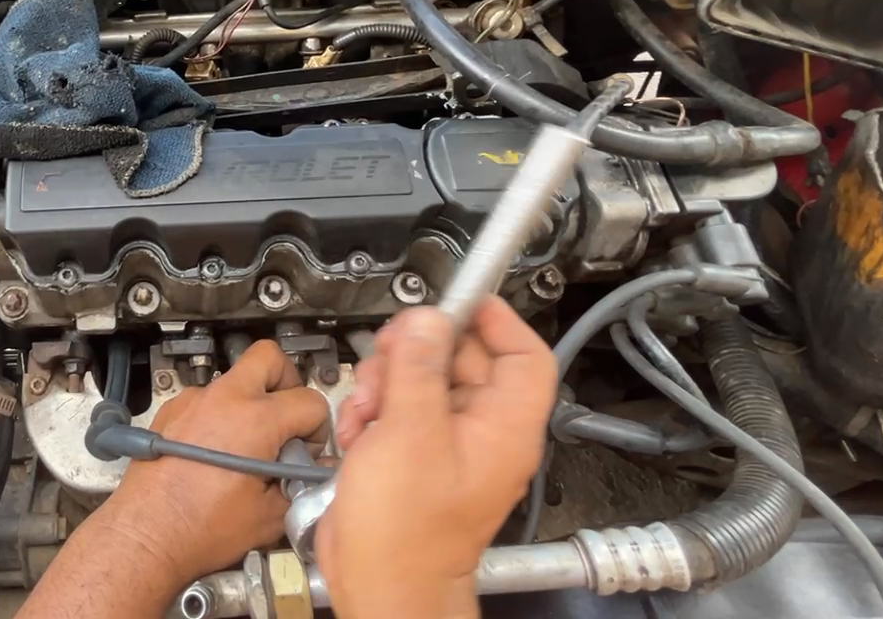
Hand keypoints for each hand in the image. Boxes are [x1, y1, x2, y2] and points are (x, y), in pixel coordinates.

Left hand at [100, 339, 330, 585]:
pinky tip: (219, 450)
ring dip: (251, 401)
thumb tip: (316, 473)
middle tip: (288, 415)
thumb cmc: (198, 527)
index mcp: (255, 419)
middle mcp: (224, 398)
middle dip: (287, 380)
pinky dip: (220, 414)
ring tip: (251, 443)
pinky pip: (207, 397)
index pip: (310, 400)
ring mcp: (195, 399)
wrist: (147, 532)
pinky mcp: (174, 408)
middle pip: (268, 356)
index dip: (318, 427)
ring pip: (234, 378)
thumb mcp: (270, 518)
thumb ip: (303, 487)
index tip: (309, 448)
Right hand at [318, 299, 556, 618]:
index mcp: (502, 428)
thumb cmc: (406, 532)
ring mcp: (445, 440)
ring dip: (384, 381)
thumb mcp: (410, 435)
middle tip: (386, 356)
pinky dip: (371, 407)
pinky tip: (358, 430)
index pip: (523, 354)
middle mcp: (480, 431)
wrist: (377, 582)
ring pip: (421, 376)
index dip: (494, 319)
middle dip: (414, 351)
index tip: (455, 299)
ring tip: (367, 407)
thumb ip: (419, 370)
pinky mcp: (412, 448)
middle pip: (460, 357)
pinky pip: (397, 402)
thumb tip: (428, 320)